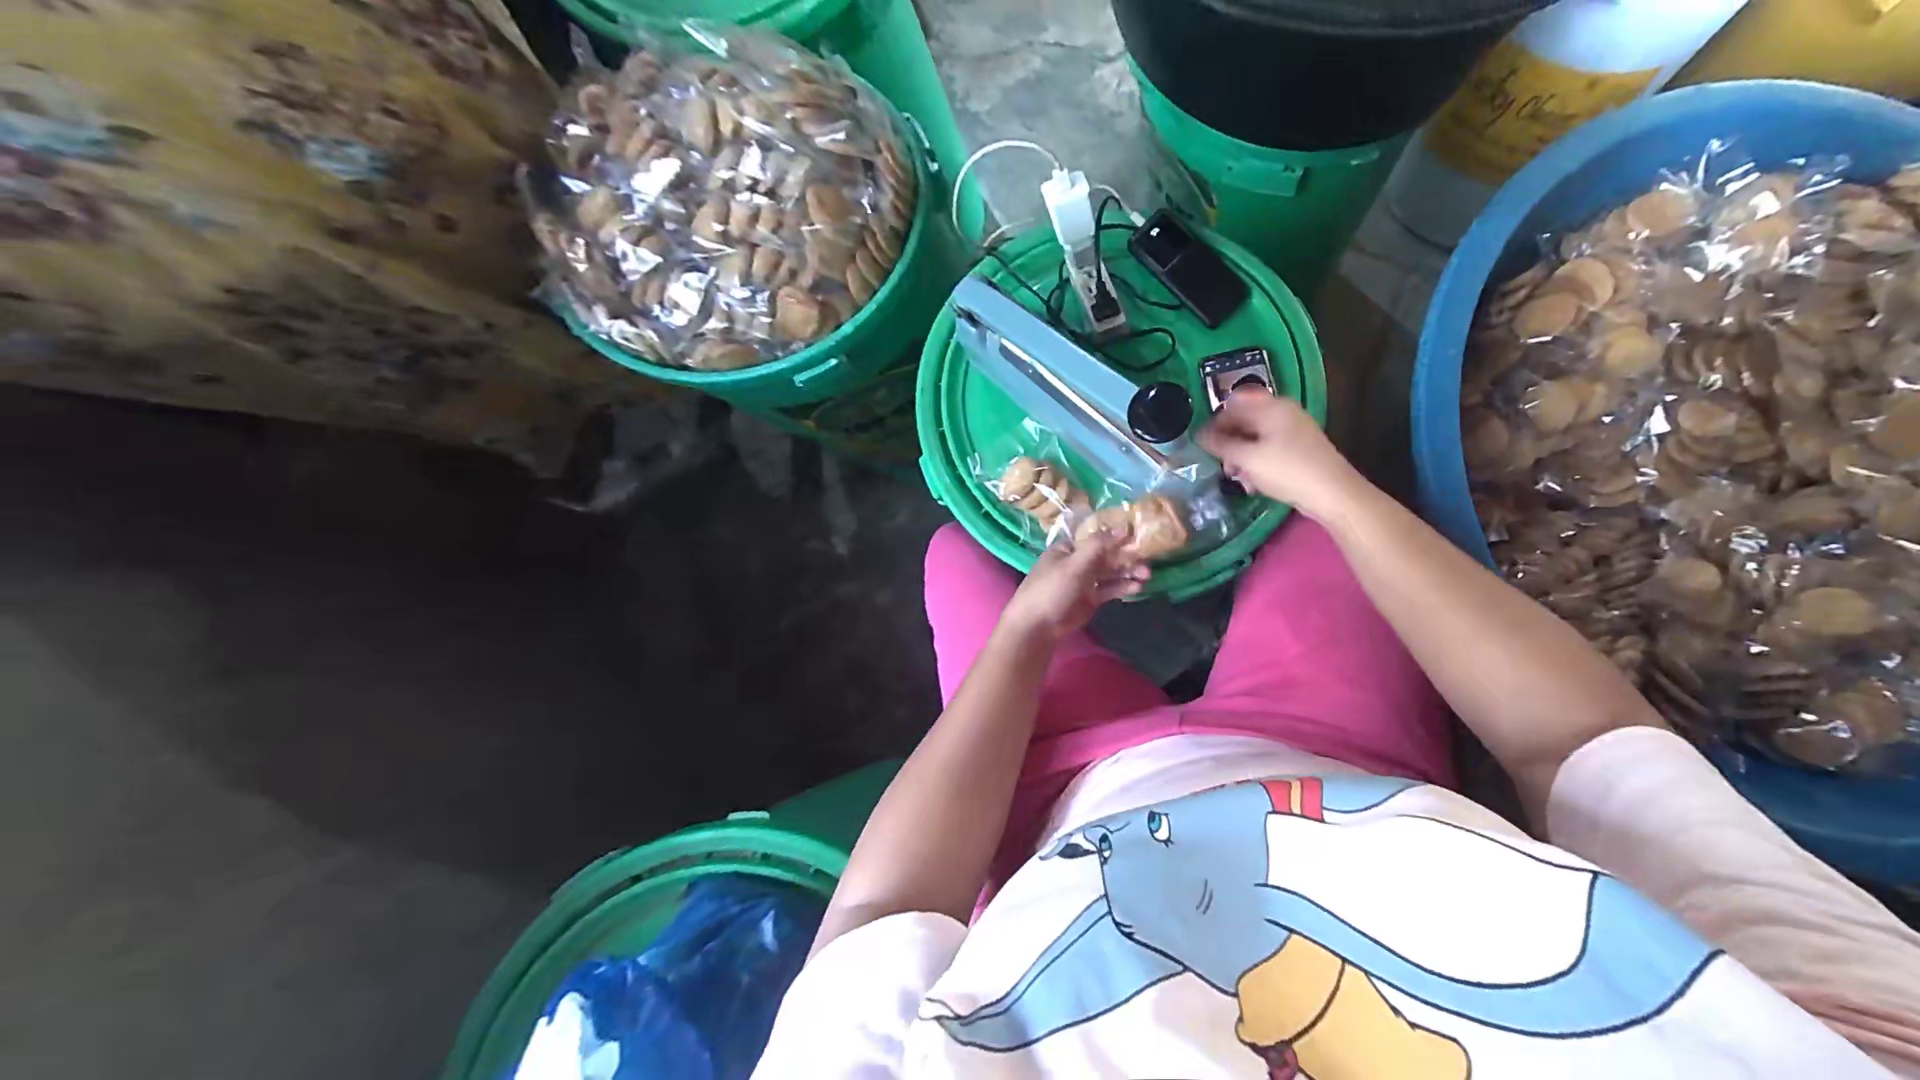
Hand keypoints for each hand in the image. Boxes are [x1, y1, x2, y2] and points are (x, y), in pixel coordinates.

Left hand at [999, 529, 1149, 645]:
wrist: (1037, 625)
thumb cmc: (1052, 589)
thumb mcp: (1074, 564)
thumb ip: (1098, 546)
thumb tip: (1122, 528)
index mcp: (1069, 548)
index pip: (1096, 536)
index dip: (1117, 535)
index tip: (1139, 534)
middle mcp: (1077, 561)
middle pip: (1106, 554)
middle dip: (1127, 556)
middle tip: (1149, 557)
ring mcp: (1084, 581)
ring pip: (1110, 572)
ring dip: (1128, 572)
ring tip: (1147, 575)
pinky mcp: (1091, 598)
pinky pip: (1109, 589)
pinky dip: (1122, 587)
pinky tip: (1137, 587)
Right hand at [1200, 390, 1361, 520]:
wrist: (1332, 493)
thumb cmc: (1287, 470)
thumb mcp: (1247, 458)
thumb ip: (1220, 444)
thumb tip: (1199, 434)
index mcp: (1272, 407)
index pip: (1233, 406)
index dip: (1214, 423)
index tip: (1202, 444)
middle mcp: (1283, 413)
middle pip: (1245, 422)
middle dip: (1229, 444)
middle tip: (1222, 465)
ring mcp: (1293, 431)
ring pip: (1256, 438)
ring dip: (1241, 457)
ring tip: (1237, 478)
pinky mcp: (1299, 449)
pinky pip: (1269, 450)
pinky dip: (1257, 463)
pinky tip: (1253, 483)